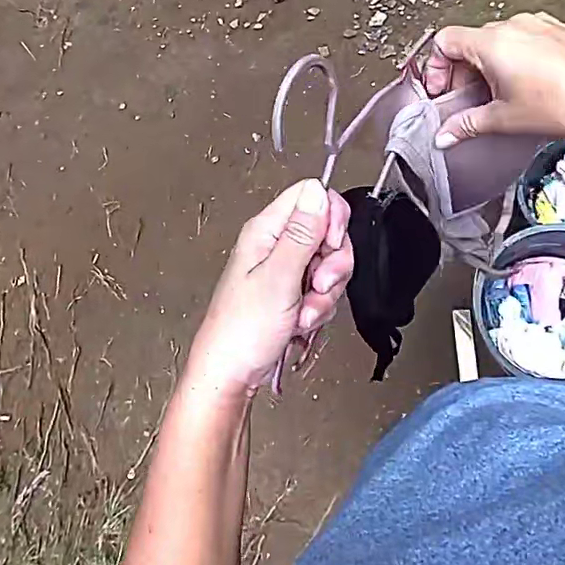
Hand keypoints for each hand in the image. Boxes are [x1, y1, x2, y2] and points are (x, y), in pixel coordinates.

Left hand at [185, 180, 353, 396]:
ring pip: (329, 267)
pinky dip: (318, 310)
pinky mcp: (290, 294)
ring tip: (301, 312)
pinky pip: (322, 293)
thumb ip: (302, 233)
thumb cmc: (240, 331)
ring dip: (324, 296)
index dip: (331, 218)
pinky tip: (300, 323)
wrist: (231, 375)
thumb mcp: (278, 277)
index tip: (328, 247)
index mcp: (265, 231)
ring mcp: (283, 271)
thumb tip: (317, 190)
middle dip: (333, 266)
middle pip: (327, 233)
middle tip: (315, 285)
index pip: (311, 196)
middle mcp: (273, 246)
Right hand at [421, 12, 564, 146]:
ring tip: (498, 98)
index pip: (445, 41)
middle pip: (470, 42)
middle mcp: (516, 26)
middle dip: (462, 72)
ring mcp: (542, 26)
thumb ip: (466, 125)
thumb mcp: (504, 120)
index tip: (443, 91)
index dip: (436, 68)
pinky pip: (525, 41)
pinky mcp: (562, 33)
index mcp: (493, 42)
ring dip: (488, 68)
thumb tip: (445, 135)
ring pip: (498, 42)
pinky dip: (515, 62)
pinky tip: (526, 90)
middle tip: (467, 101)